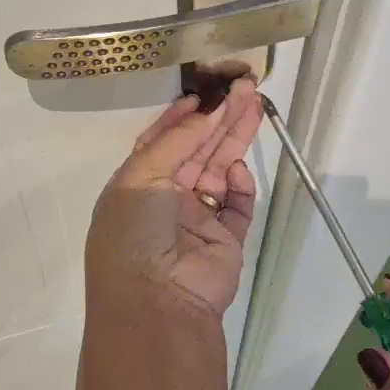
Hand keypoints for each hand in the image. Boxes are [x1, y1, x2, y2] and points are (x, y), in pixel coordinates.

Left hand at [84, 79, 262, 324]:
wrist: (157, 302)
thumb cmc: (134, 234)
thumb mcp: (139, 178)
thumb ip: (174, 141)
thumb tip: (204, 112)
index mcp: (136, 186)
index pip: (161, 142)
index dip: (182, 117)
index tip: (203, 93)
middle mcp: (166, 201)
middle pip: (197, 150)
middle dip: (219, 119)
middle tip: (244, 86)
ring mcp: (197, 220)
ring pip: (221, 171)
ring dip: (236, 139)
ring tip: (254, 104)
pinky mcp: (225, 240)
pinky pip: (239, 206)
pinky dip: (242, 186)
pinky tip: (240, 168)